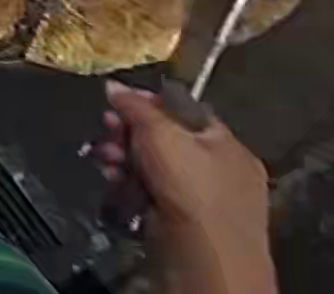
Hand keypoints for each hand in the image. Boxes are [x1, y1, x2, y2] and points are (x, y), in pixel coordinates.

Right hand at [97, 80, 275, 292]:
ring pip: (148, 157)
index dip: (147, 100)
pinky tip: (113, 175)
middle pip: (160, 133)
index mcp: (226, 145)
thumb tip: (114, 86)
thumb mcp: (159, 133)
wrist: (202, 247)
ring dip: (119, 151)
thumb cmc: (189, 183)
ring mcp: (202, 190)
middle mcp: (219, 166)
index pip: (183, 108)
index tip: (116, 99)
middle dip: (124, 129)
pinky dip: (126, 174)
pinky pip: (147, 180)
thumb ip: (135, 105)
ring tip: (106, 157)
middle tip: (106, 127)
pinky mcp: (181, 208)